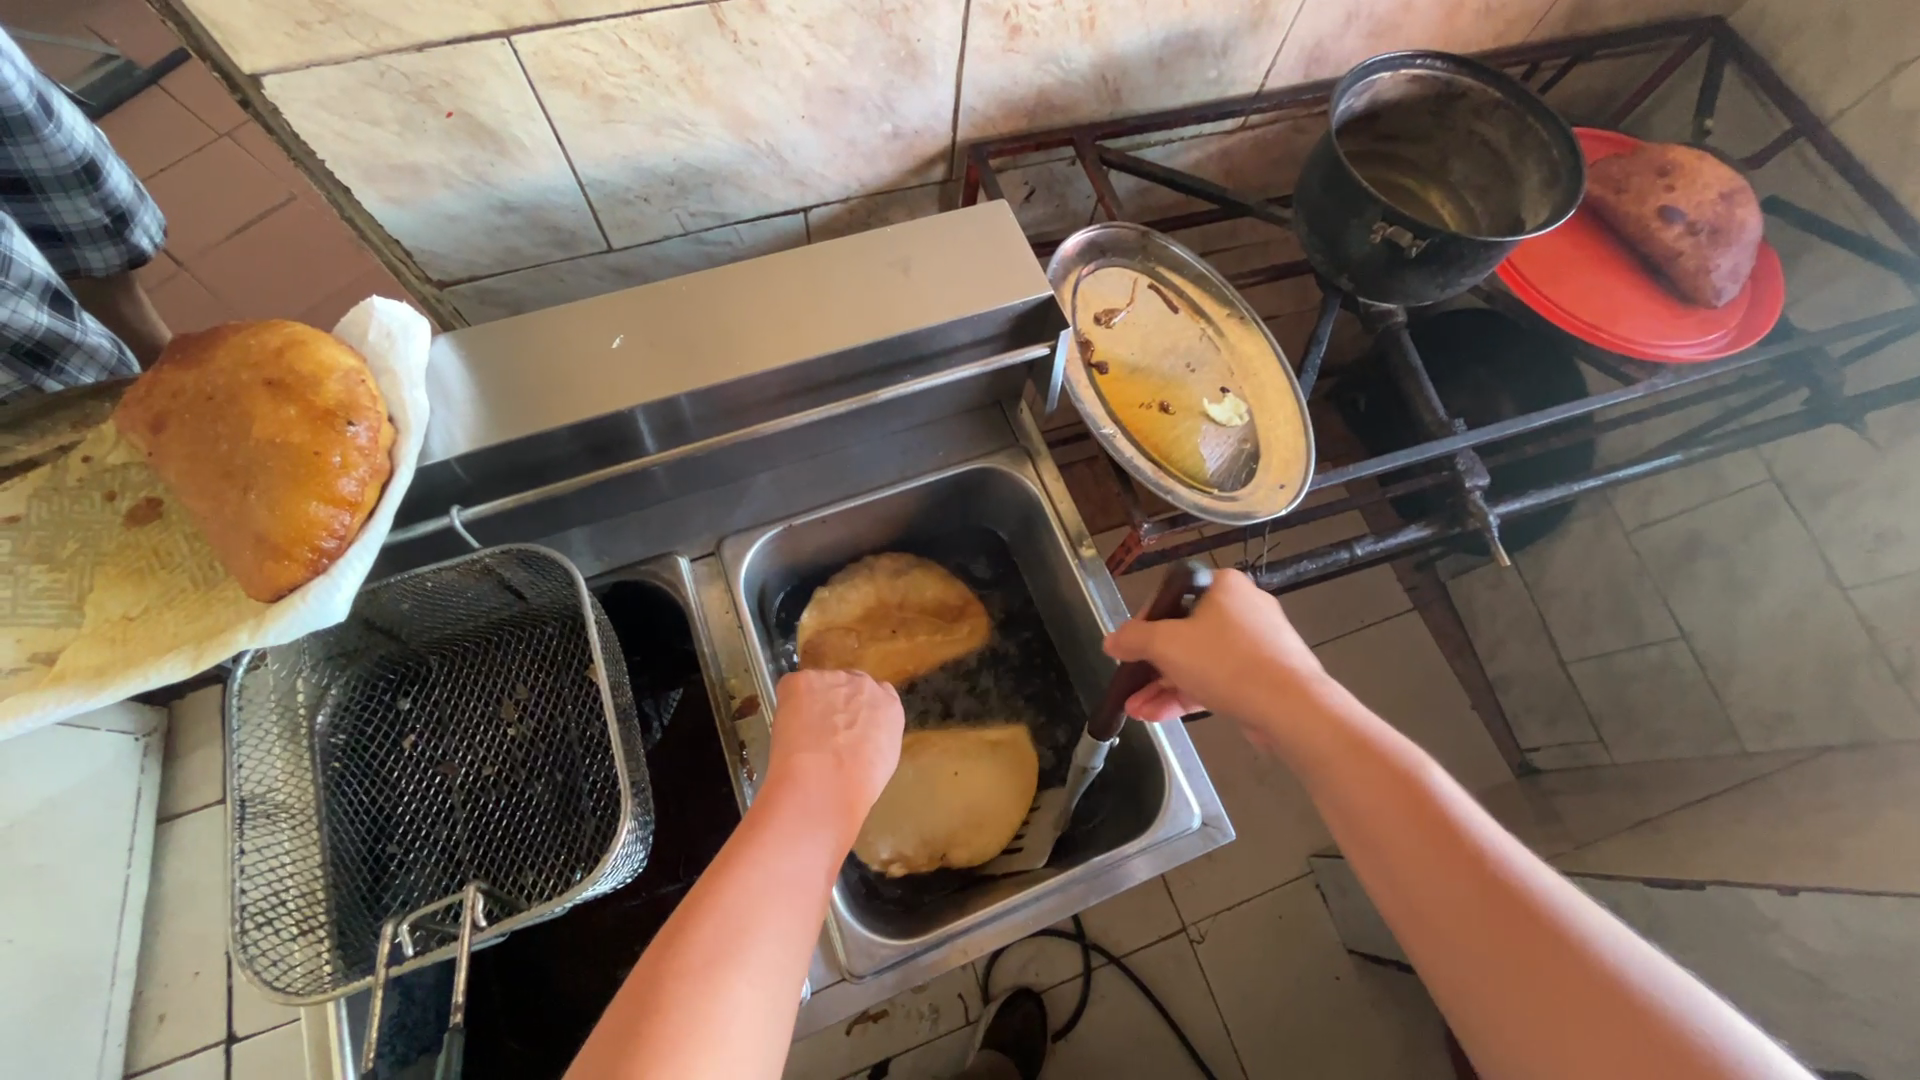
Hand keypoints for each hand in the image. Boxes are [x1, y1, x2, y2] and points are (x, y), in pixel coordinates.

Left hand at [764, 669, 904, 839]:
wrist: (825, 781)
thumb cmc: (858, 785)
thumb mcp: (883, 762)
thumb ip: (874, 739)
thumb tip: (858, 741)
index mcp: (889, 705)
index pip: (877, 695)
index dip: (858, 710)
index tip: (848, 726)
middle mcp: (864, 685)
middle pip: (848, 685)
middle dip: (835, 703)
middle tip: (822, 732)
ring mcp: (832, 679)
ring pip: (818, 687)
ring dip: (810, 705)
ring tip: (802, 738)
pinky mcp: (802, 682)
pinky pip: (792, 688)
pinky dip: (787, 706)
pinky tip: (788, 732)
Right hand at [1103, 569, 1334, 749]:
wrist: (1291, 708)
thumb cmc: (1225, 662)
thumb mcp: (1165, 644)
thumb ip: (1132, 639)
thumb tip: (1110, 641)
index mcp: (1222, 586)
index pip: (1170, 596)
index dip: (1143, 623)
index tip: (1127, 649)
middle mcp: (1242, 608)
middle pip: (1183, 633)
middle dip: (1150, 665)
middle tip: (1128, 683)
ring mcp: (1255, 645)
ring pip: (1197, 661)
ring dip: (1162, 685)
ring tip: (1134, 710)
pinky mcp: (1263, 677)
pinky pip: (1216, 680)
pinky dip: (1186, 694)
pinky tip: (1156, 715)